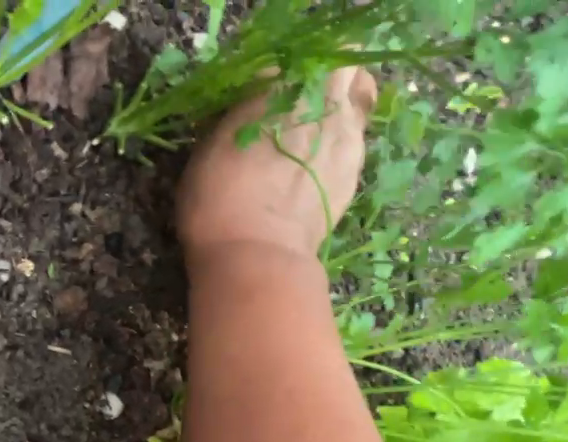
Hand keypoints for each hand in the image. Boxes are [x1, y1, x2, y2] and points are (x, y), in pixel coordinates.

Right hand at [177, 67, 376, 265]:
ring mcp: (348, 137)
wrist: (253, 255)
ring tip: (309, 134)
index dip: (284, 76)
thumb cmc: (217, 203)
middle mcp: (328, 103)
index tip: (266, 94)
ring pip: (358, 98)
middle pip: (343, 68)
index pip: (299, 60)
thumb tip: (258, 96)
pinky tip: (312, 167)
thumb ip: (240, 113)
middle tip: (297, 104)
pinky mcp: (354, 171)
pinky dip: (340, 142)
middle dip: (325, 80)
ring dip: (338, 107)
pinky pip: (355, 139)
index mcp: (288, 90)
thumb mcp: (209, 151)